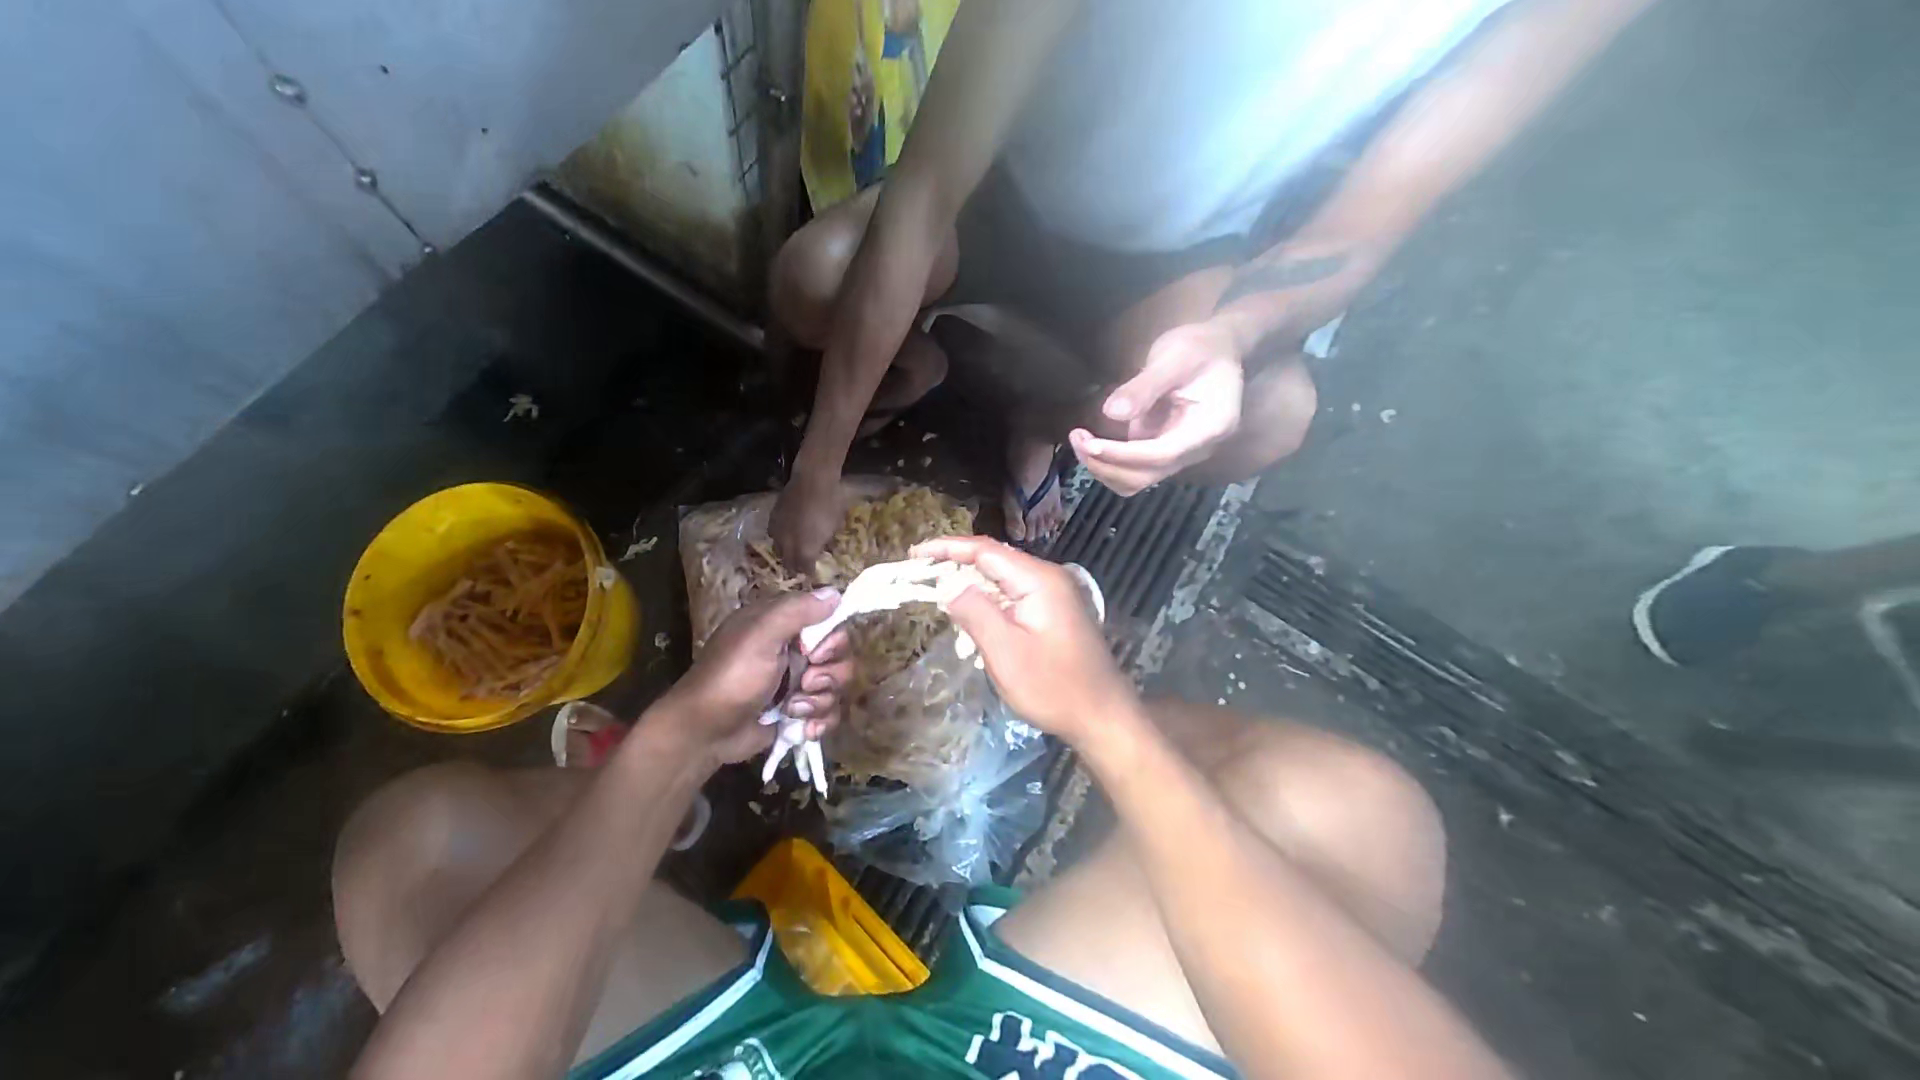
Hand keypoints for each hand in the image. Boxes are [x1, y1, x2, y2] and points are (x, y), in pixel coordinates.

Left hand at [656, 591, 854, 766]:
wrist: (704, 732)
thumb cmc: (731, 678)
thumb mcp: (760, 635)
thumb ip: (797, 611)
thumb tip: (835, 593)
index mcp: (782, 626)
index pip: (829, 623)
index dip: (832, 640)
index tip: (817, 654)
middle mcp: (792, 651)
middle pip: (838, 657)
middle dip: (828, 675)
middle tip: (805, 684)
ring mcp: (795, 684)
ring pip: (834, 687)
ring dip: (819, 702)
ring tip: (793, 710)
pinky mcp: (796, 713)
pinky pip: (827, 713)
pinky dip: (818, 722)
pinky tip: (802, 728)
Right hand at [771, 468, 847, 570]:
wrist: (813, 479)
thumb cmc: (831, 503)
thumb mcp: (835, 526)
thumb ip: (825, 542)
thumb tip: (820, 548)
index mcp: (807, 549)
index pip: (805, 570)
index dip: (809, 573)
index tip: (813, 573)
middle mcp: (789, 545)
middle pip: (788, 563)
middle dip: (795, 567)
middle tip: (801, 566)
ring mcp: (778, 532)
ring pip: (778, 550)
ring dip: (785, 554)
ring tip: (792, 552)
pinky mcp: (772, 519)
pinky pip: (772, 535)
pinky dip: (779, 539)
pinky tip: (785, 536)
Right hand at [910, 536, 1133, 745]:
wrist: (1103, 716)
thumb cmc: (1054, 687)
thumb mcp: (1006, 652)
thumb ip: (975, 612)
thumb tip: (948, 585)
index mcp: (1038, 580)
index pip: (985, 551)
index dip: (947, 549)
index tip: (915, 554)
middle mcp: (1048, 579)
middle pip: (994, 562)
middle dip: (956, 566)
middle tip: (919, 577)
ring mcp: (1054, 596)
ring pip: (1002, 581)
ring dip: (971, 588)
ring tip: (937, 596)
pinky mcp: (1053, 614)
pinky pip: (1013, 599)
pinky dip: (988, 605)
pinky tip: (970, 620)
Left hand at [1070, 320, 1244, 495]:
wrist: (1216, 348)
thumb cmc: (1200, 347)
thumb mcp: (1175, 357)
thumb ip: (1146, 386)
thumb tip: (1111, 413)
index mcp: (1209, 428)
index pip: (1162, 455)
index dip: (1123, 455)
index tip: (1090, 444)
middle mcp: (1196, 450)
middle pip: (1146, 475)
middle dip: (1106, 463)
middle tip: (1076, 437)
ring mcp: (1179, 454)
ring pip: (1136, 479)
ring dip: (1103, 467)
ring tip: (1078, 439)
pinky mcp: (1162, 451)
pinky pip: (1132, 469)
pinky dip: (1108, 462)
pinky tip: (1090, 441)